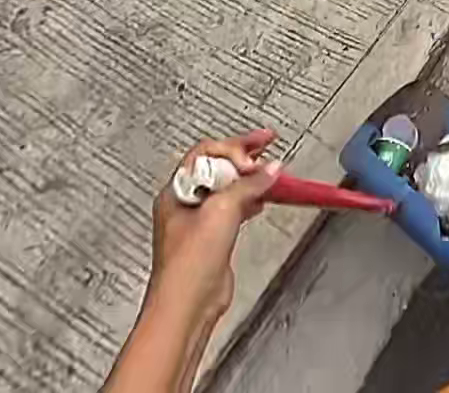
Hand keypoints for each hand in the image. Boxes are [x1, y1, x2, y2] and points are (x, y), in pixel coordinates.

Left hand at [148, 128, 281, 322]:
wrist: (188, 306)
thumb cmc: (188, 264)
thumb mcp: (222, 210)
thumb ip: (249, 185)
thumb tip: (269, 169)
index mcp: (178, 188)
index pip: (207, 152)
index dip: (232, 149)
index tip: (254, 155)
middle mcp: (186, 201)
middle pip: (217, 165)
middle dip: (243, 153)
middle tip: (266, 141)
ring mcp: (200, 219)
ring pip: (227, 186)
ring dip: (249, 177)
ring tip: (270, 167)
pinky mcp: (213, 237)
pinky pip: (233, 207)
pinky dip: (250, 198)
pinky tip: (262, 198)